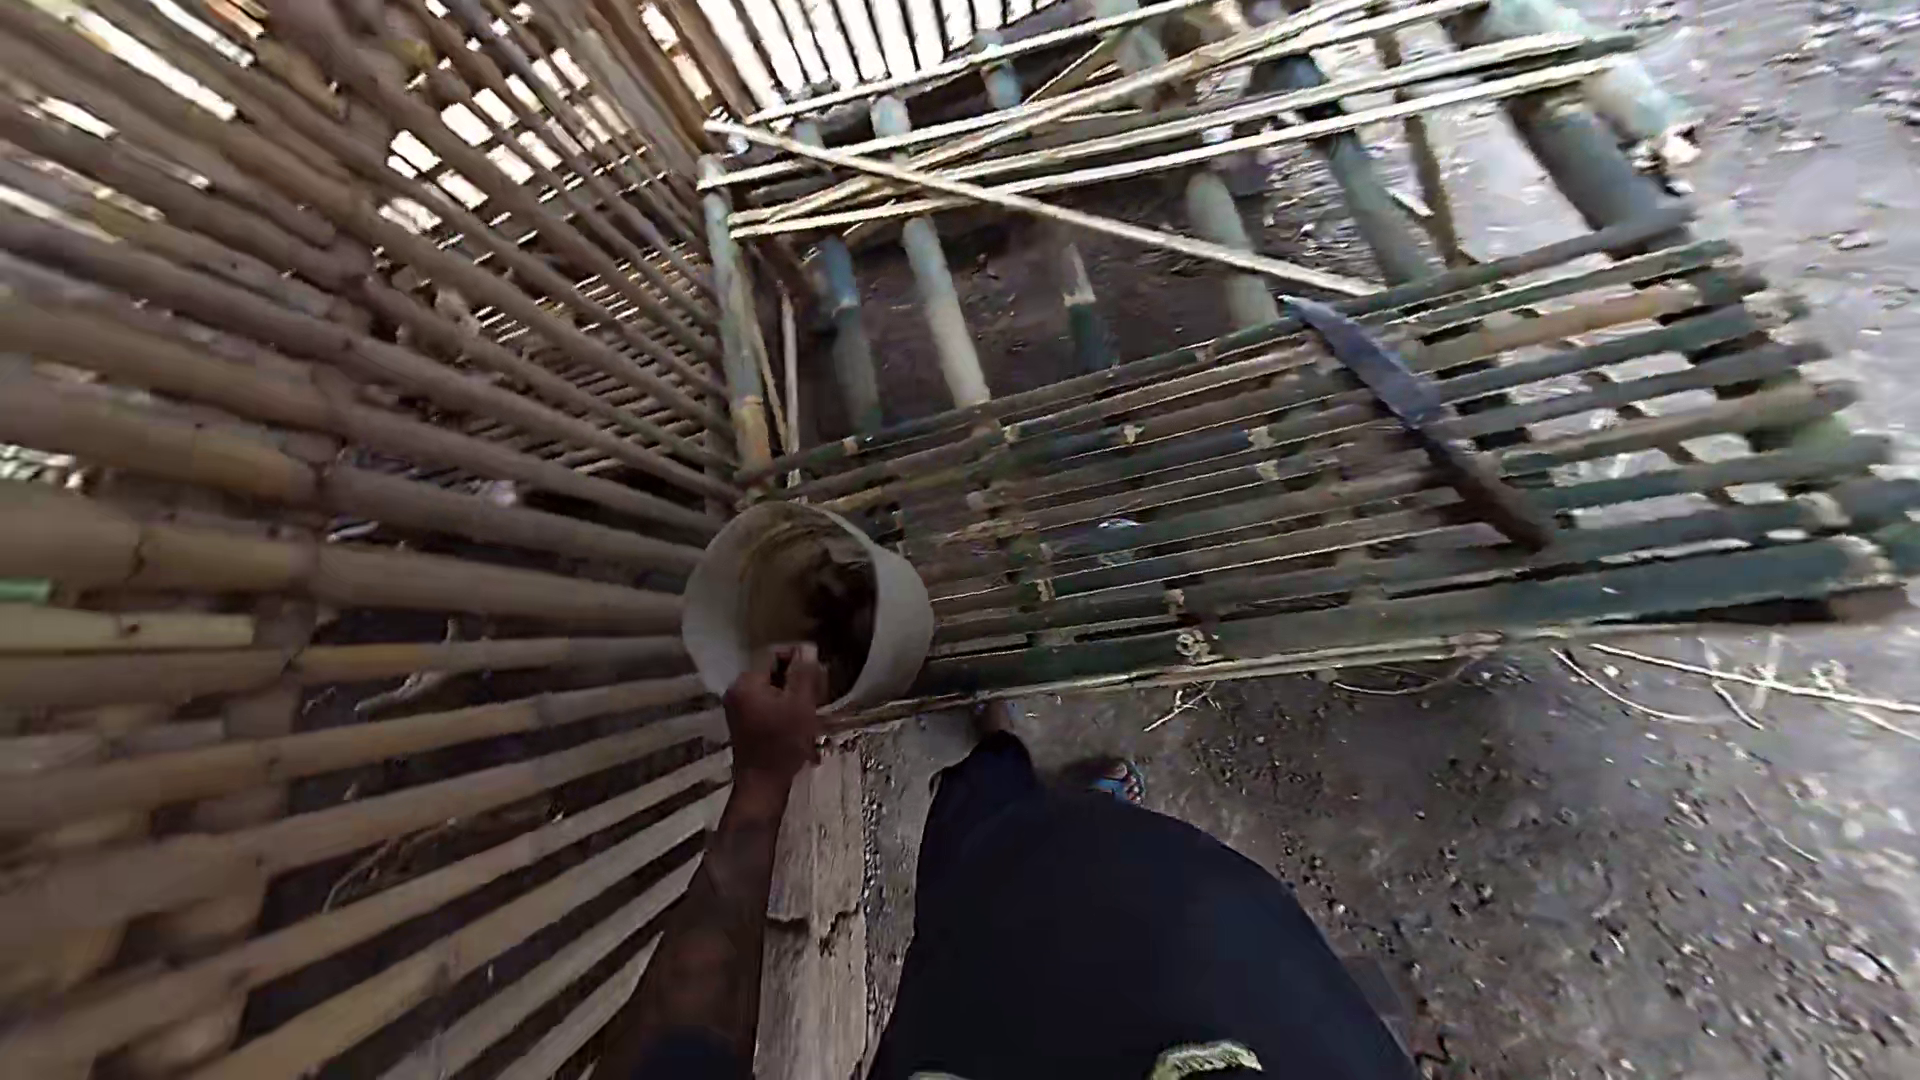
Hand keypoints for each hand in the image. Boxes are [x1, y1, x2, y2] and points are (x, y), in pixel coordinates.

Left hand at [723, 643, 826, 781]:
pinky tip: (800, 719)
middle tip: (818, 692)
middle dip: (797, 678)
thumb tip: (807, 647)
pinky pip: (766, 703)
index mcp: (746, 683)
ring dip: (793, 693)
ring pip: (772, 688)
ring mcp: (738, 708)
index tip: (817, 674)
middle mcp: (737, 691)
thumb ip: (804, 672)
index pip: (775, 654)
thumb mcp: (800, 704)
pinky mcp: (744, 722)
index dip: (799, 660)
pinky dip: (783, 706)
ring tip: (812, 707)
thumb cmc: (783, 742)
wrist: (763, 785)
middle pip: (773, 671)